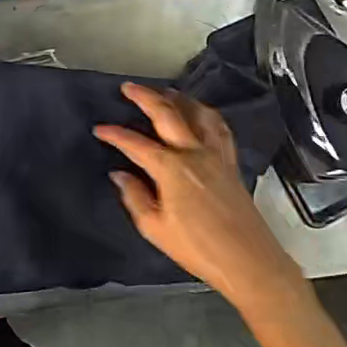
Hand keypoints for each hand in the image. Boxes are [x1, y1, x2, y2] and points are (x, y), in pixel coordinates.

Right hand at [94, 83, 306, 308]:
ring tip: (165, 92)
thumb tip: (119, 174)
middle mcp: (194, 152)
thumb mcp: (155, 228)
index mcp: (171, 168)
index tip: (100, 129)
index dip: (115, 134)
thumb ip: (135, 197)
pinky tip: (201, 114)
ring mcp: (216, 154)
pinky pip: (218, 127)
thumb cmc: (197, 248)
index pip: (136, 144)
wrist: (245, 258)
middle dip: (146, 97)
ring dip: (179, 99)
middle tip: (129, 88)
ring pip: (198, 113)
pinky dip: (206, 114)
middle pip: (168, 114)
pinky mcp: (230, 161)